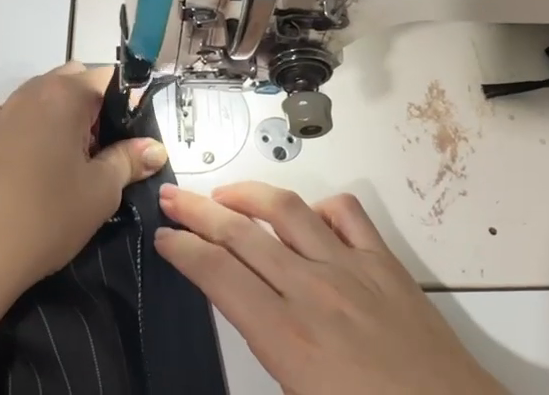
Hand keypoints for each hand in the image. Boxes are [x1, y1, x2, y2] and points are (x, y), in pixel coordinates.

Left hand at [0, 62, 168, 291]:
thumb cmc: (48, 215)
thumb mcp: (101, 190)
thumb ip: (130, 160)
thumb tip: (155, 148)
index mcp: (65, 94)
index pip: (108, 77)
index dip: (127, 102)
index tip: (133, 137)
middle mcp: (32, 92)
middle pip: (74, 80)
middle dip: (94, 105)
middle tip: (104, 150)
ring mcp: (3, 112)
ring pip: (44, 98)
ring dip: (63, 117)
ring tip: (72, 162)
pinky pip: (18, 119)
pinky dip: (33, 130)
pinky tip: (36, 165)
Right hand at [156, 182, 504, 394]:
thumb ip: (269, 355)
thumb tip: (250, 319)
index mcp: (286, 337)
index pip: (218, 275)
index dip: (183, 250)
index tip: (163, 237)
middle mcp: (312, 291)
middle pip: (241, 233)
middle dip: (198, 211)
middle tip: (172, 196)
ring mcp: (351, 269)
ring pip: (288, 210)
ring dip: (248, 194)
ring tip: (223, 193)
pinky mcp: (385, 263)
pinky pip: (346, 214)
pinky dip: (319, 205)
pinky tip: (305, 214)